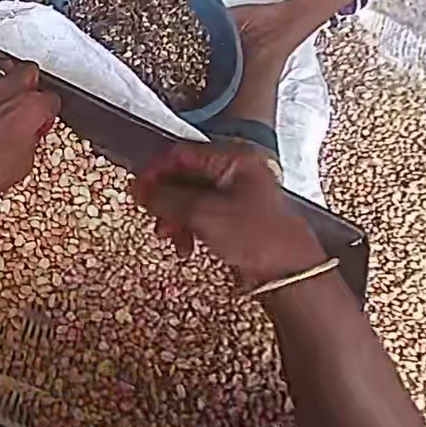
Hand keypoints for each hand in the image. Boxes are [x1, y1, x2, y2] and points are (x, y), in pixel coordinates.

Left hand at [0, 61, 60, 213]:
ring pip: (4, 71)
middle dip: (32, 88)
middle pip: (29, 72)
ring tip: (8, 106)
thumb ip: (32, 139)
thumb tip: (29, 135)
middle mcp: (9, 89)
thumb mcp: (24, 163)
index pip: (51, 100)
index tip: (43, 124)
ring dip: (9, 85)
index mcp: (32, 106)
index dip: (48, 114)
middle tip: (29, 109)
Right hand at [129, 141, 327, 285]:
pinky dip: (188, 228)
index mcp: (231, 159)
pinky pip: (201, 216)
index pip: (181, 154)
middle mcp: (234, 172)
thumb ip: (167, 198)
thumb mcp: (203, 214)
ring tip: (168, 239)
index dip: (155, 171)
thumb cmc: (252, 235)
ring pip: (190, 199)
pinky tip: (185, 247)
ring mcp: (235, 195)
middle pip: (183, 177)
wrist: (288, 272)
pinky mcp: (234, 218)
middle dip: (164, 200)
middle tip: (152, 219)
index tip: (137, 192)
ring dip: (174, 218)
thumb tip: (137, 189)